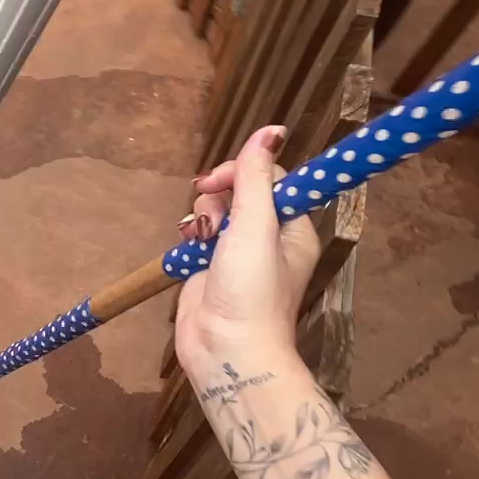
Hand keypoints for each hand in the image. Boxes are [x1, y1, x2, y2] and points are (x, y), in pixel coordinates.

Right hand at [174, 125, 321, 374]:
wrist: (226, 348)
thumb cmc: (251, 289)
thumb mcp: (255, 227)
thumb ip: (256, 179)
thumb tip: (270, 130)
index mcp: (291, 226)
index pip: (270, 178)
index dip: (244, 171)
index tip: (219, 180)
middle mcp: (266, 237)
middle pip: (239, 191)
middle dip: (217, 195)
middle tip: (208, 215)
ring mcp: (234, 253)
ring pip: (214, 211)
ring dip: (201, 216)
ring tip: (199, 238)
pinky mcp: (208, 268)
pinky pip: (198, 236)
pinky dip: (190, 236)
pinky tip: (187, 245)